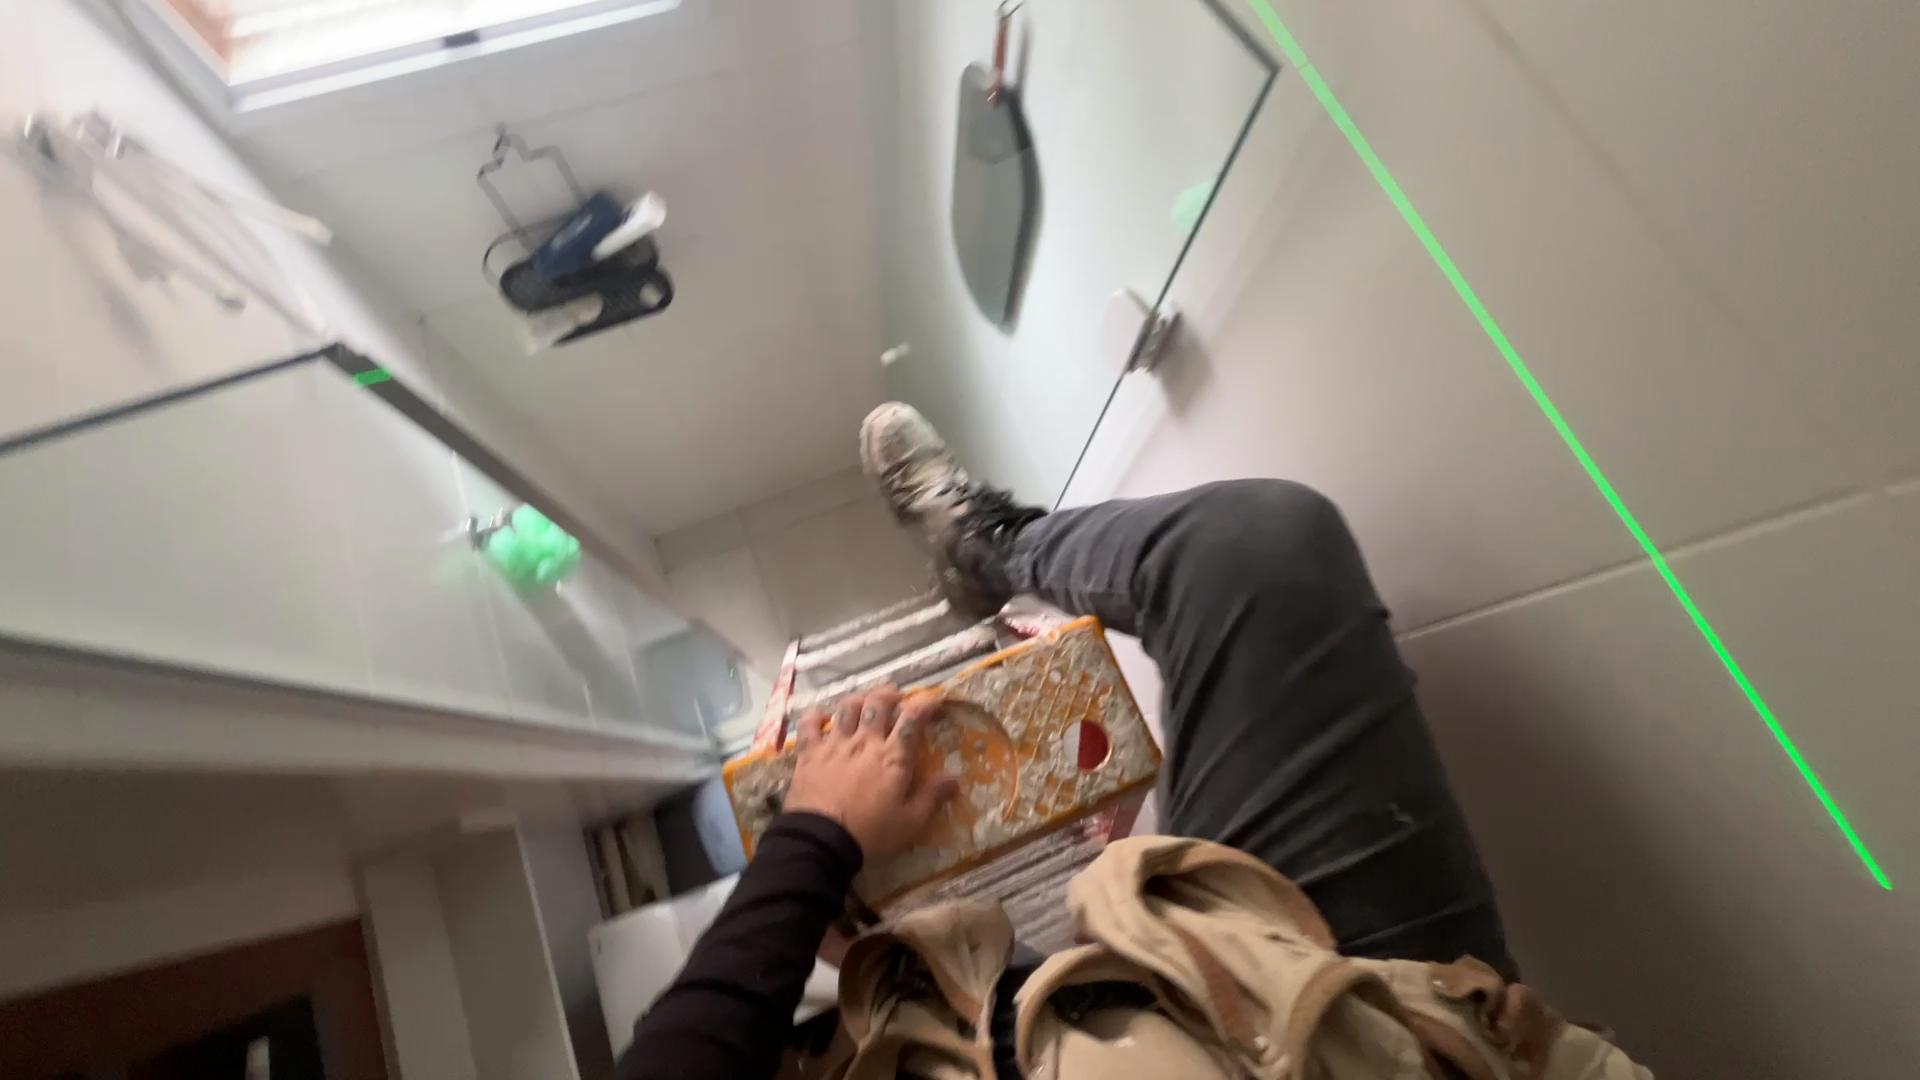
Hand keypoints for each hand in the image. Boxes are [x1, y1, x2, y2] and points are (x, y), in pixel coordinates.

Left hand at [784, 685, 958, 861]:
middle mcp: (865, 741)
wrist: (820, 842)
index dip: (926, 703)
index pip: (912, 718)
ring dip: (858, 700)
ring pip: (847, 707)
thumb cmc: (870, 834)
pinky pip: (810, 724)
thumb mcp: (910, 822)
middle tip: (895, 698)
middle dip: (889, 694)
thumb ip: (931, 798)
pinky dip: (815, 717)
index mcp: (893, 756)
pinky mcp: (810, 753)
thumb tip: (954, 779)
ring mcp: (835, 744)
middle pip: (878, 702)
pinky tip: (821, 719)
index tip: (934, 700)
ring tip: (863, 705)